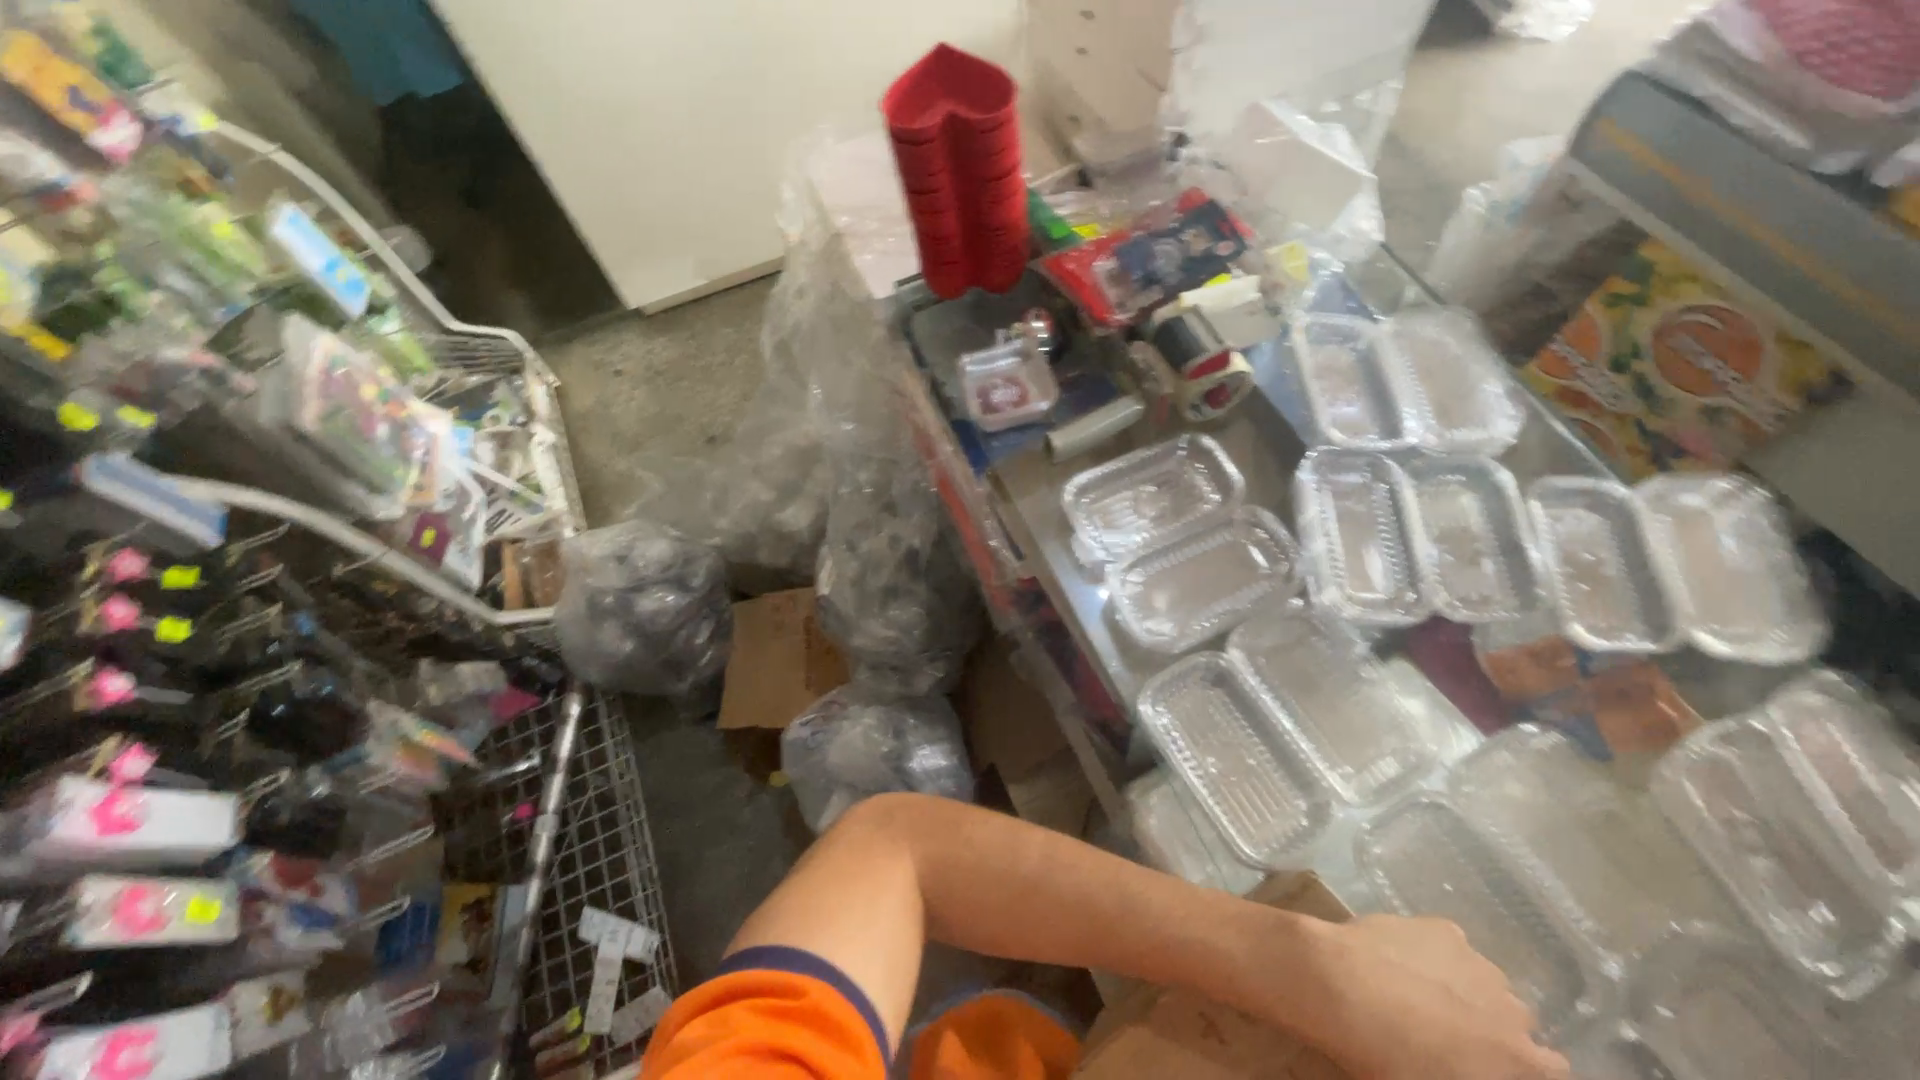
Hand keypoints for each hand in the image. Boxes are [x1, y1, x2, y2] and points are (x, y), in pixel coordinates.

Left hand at [1290, 915, 1570, 1079]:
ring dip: (1465, 986)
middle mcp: (1511, 1009)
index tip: (1492, 1061)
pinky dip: (1435, 952)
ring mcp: (1478, 963)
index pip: (1550, 1067)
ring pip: (1485, 979)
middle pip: (1516, 1019)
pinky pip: (1451, 945)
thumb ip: (1465, 1071)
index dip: (1521, 1064)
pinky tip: (1401, 957)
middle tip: (1446, 1026)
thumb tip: (1460, 1059)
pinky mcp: (1444, 928)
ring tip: (1419, 988)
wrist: (1336, 986)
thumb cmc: (1384, 1056)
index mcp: (1516, 1059)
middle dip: (1491, 1023)